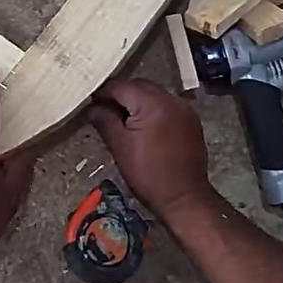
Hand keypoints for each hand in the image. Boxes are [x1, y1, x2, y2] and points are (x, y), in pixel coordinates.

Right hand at [88, 78, 216, 219]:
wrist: (184, 197)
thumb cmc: (148, 174)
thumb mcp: (120, 147)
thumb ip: (105, 122)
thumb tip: (92, 108)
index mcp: (153, 103)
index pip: (122, 86)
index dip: (104, 93)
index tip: (91, 103)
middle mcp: (171, 99)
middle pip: (140, 86)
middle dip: (121, 95)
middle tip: (104, 110)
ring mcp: (184, 108)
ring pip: (154, 94)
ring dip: (138, 101)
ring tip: (123, 120)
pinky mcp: (191, 120)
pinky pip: (167, 105)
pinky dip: (154, 109)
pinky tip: (144, 126)